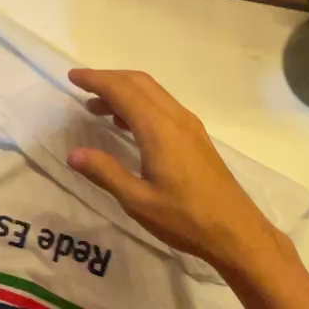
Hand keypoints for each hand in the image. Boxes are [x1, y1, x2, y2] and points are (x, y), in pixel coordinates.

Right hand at [66, 68, 288, 275]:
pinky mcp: (195, 137)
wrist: (235, 231)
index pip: (123, 91)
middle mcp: (176, 119)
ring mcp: (189, 126)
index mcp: (159, 130)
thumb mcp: (138, 201)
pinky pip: (163, 106)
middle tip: (82, 86)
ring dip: (125, 91)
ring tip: (97, 107)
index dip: (96, 80)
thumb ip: (106, 173)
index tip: (73, 77)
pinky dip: (140, 104)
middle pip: (140, 83)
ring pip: (153, 93)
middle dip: (109, 79)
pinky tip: (126, 124)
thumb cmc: (185, 218)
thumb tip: (74, 154)